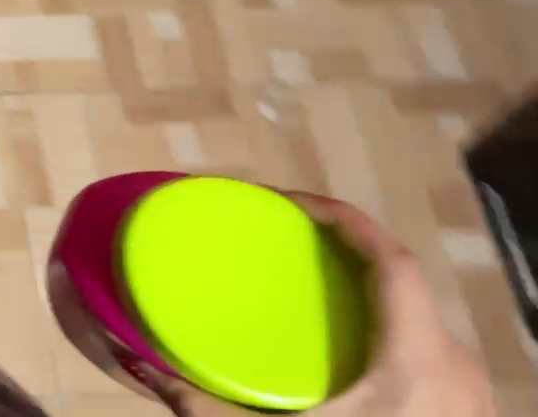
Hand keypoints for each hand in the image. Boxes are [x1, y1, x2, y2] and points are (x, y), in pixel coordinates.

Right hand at [143, 193, 496, 416]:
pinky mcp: (458, 415)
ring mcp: (466, 398)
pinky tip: (338, 336)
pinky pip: (422, 346)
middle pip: (402, 280)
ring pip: (415, 315)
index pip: (392, 260)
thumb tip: (127, 355)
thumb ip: (195, 398)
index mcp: (418, 362)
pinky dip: (377, 321)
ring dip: (359, 282)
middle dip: (338, 244)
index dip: (339, 214)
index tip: (277, 198)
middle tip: (274, 233)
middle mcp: (456, 370)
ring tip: (297, 276)